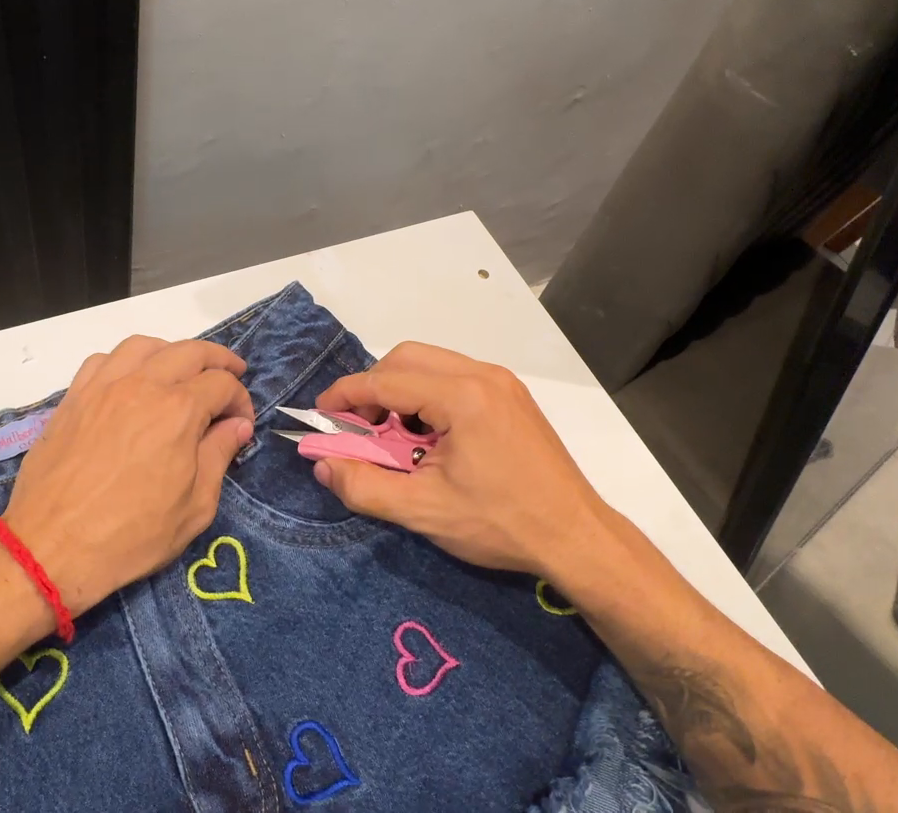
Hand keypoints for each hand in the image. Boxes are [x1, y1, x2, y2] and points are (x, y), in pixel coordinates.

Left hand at [1, 336, 254, 615]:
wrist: (51, 546)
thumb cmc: (130, 535)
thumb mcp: (194, 507)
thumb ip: (219, 456)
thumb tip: (237, 425)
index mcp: (178, 410)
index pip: (222, 383)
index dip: (240, 399)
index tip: (242, 423)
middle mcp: (142, 385)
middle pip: (189, 351)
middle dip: (218, 361)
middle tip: (230, 376)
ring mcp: (103, 387)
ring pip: (144, 346)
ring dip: (171, 352)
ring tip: (182, 370)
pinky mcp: (74, 397)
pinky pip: (104, 360)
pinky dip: (126, 361)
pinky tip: (131, 381)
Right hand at [309, 342, 609, 581]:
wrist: (578, 538)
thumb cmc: (500, 524)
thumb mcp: (423, 510)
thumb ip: (364, 486)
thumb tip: (322, 464)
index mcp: (462, 396)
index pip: (386, 380)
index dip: (346, 396)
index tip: (320, 417)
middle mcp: (483, 375)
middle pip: (407, 358)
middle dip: (373, 387)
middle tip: (359, 428)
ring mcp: (501, 383)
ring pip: (431, 364)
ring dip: (400, 391)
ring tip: (391, 437)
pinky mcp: (511, 396)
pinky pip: (455, 378)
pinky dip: (428, 397)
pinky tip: (427, 438)